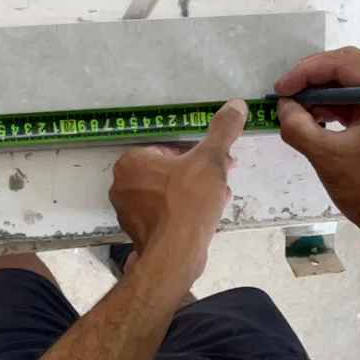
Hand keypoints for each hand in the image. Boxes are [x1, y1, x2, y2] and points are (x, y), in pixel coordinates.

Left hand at [108, 99, 246, 285]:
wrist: (176, 255)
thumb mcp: (211, 161)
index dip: (198, 156)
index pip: (168, 150)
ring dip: (195, 195)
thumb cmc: (189, 202)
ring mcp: (129, 215)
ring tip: (220, 201)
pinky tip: (206, 220)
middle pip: (169, 174)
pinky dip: (184, 215)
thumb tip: (236, 104)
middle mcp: (123, 187)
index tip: (218, 164)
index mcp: (131, 162)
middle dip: (198, 176)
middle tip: (222, 182)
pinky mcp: (140, 236)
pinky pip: (165, 218)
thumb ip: (223, 131)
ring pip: (168, 197)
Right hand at [274, 47, 359, 234]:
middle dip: (312, 82)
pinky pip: (350, 106)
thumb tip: (282, 107)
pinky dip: (328, 111)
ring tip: (293, 113)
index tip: (281, 89)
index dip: (308, 72)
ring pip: (346, 88)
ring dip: (318, 98)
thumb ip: (299, 127)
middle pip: (347, 70)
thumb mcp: (327, 156)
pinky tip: (310, 123)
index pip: (345, 64)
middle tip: (285, 97)